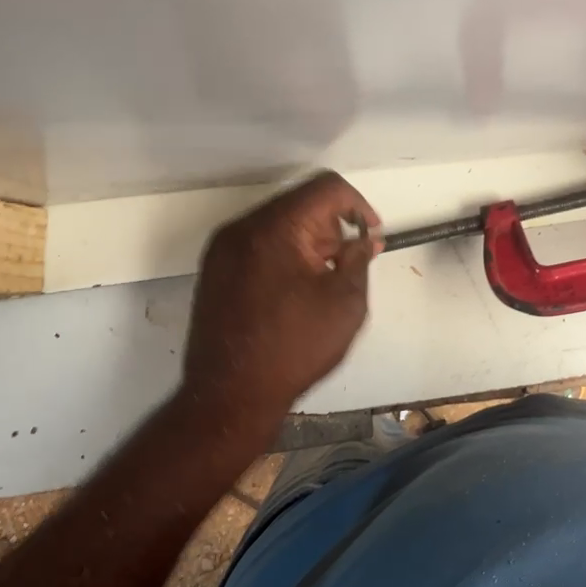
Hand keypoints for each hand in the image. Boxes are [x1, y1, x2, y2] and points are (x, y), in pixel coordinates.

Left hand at [180, 172, 381, 424]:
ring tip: (326, 278)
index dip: (358, 205)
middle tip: (351, 261)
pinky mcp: (214, 271)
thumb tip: (364, 239)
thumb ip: (358, 258)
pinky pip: (258, 243)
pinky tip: (298, 289)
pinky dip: (285, 252)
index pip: (326, 188)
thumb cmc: (293, 348)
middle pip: (300, 202)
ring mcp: (222, 250)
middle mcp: (243, 229)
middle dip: (333, 224)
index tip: (370, 235)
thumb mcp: (345, 301)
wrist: (229, 398)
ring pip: (278, 222)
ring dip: (309, 239)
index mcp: (275, 228)